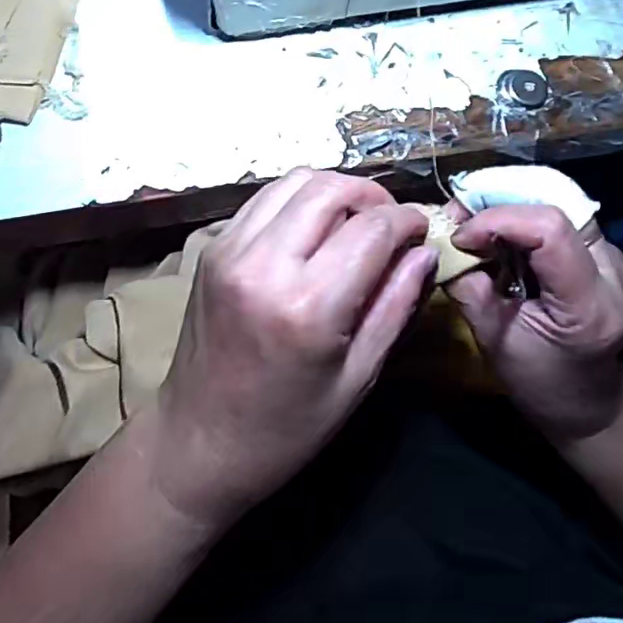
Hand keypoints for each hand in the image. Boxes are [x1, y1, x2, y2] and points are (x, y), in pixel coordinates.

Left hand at [148, 168, 436, 528]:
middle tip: (391, 224)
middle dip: (373, 196)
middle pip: (331, 189)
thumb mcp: (358, 377)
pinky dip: (301, 200)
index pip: (372, 229)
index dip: (408, 220)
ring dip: (337, 190)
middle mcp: (264, 263)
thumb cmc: (287, 427)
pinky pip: (267, 197)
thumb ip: (397, 305)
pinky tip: (316, 228)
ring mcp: (231, 248)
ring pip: (297, 181)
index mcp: (307, 305)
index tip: (422, 230)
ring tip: (356, 221)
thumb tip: (425, 251)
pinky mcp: (214, 247)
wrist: (197, 442)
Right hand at [445, 205, 622, 442]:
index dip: (498, 220)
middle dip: (499, 204)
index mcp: (589, 305)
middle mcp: (613, 273)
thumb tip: (442, 245)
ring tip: (477, 227)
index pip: (550, 230)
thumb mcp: (494, 342)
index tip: (460, 236)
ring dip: (511, 208)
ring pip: (558, 205)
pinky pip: (563, 217)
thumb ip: (470, 291)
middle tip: (460, 219)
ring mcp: (615, 260)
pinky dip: (525, 218)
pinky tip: (502, 237)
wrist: (588, 402)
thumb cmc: (540, 383)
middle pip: (555, 207)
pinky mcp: (606, 253)